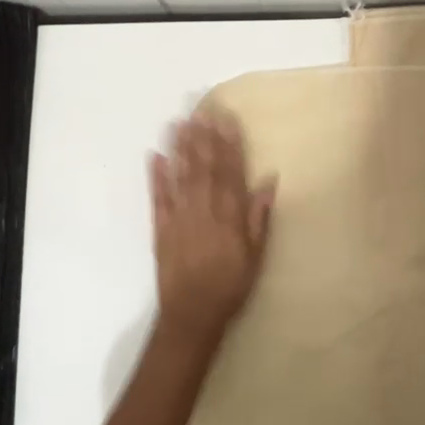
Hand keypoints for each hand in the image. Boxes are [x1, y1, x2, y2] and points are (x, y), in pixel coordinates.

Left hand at [149, 112, 275, 343]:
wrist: (192, 315)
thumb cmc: (231, 286)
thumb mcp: (256, 254)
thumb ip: (259, 216)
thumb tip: (267, 180)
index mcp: (229, 215)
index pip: (230, 171)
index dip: (229, 144)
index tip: (226, 119)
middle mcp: (203, 209)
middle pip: (204, 167)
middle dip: (204, 137)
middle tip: (201, 110)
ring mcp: (179, 217)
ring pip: (181, 175)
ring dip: (180, 148)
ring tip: (179, 123)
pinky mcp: (160, 228)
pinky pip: (158, 197)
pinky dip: (156, 176)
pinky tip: (156, 155)